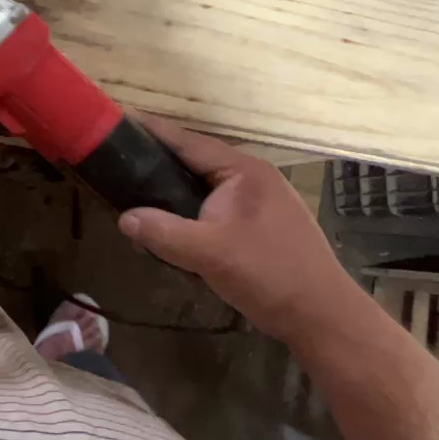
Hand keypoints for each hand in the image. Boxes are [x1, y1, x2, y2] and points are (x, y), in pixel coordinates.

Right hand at [117, 117, 361, 345]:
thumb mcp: (209, 253)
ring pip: (202, 186)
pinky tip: (167, 225)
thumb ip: (163, 232)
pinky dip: (187, 211)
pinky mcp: (257, 224)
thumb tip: (123, 218)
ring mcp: (257, 201)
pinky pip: (212, 206)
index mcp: (243, 171)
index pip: (188, 141)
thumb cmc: (270, 276)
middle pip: (193, 161)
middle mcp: (251, 177)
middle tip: (115, 162)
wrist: (323, 319)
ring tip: (132, 194)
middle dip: (156, 162)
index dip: (151, 131)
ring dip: (171, 191)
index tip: (116, 120)